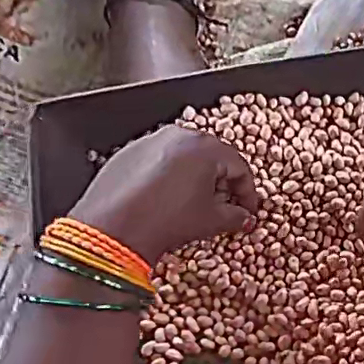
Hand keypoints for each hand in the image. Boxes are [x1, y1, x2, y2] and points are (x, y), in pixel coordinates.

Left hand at [71, 126, 259, 261]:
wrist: (115, 228)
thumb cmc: (167, 220)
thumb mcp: (211, 221)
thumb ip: (235, 216)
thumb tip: (243, 217)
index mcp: (205, 147)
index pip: (239, 166)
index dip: (248, 193)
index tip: (248, 211)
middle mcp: (178, 135)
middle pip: (212, 157)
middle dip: (222, 184)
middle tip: (225, 208)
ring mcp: (150, 141)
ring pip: (184, 158)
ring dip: (196, 180)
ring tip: (195, 207)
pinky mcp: (129, 152)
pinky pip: (159, 162)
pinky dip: (170, 179)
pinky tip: (167, 202)